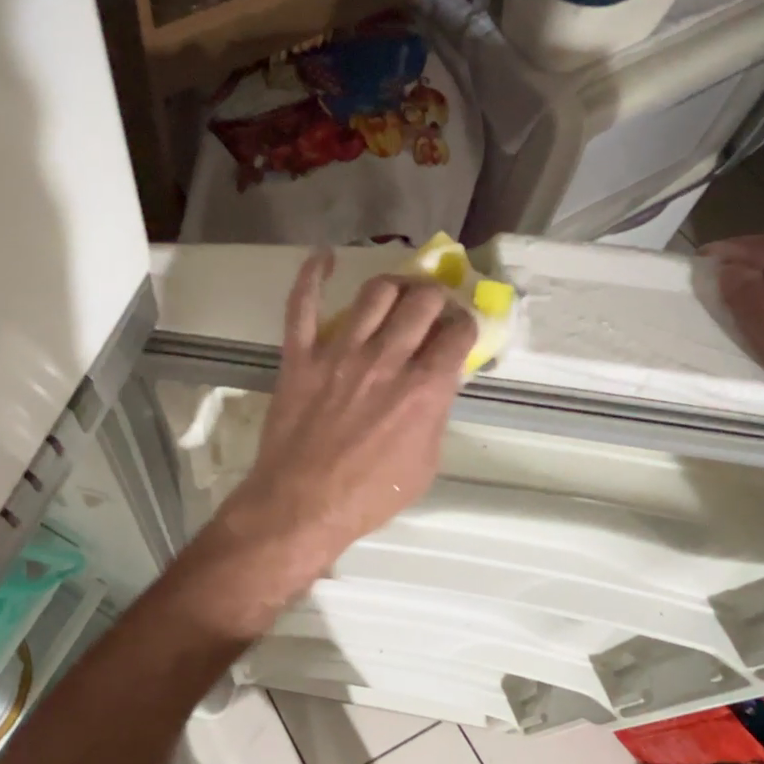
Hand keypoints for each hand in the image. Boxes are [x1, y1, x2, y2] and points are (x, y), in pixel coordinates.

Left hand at [208, 249, 476, 588]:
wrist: (301, 505)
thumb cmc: (368, 497)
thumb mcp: (424, 465)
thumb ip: (435, 416)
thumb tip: (437, 386)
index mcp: (424, 389)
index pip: (458, 331)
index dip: (464, 324)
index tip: (458, 329)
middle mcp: (386, 360)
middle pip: (422, 300)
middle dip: (435, 297)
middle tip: (430, 308)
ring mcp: (339, 353)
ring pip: (374, 292)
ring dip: (393, 285)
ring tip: (395, 293)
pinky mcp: (300, 356)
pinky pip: (302, 304)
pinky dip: (312, 276)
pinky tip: (323, 258)